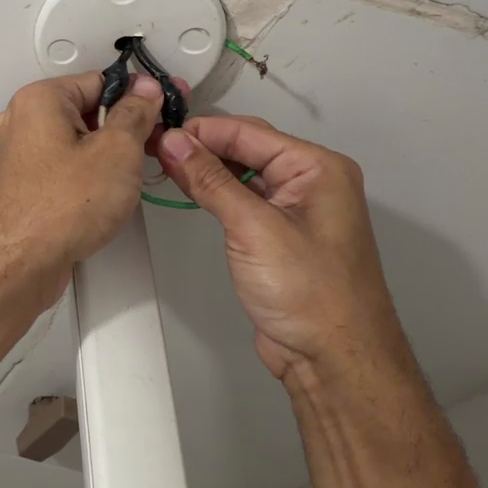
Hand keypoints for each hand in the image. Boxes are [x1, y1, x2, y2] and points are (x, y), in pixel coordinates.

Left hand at [0, 72, 163, 301]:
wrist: (17, 265)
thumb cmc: (53, 211)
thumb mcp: (117, 152)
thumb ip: (135, 115)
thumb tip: (143, 95)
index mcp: (39, 101)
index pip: (99, 81)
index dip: (136, 96)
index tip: (158, 108)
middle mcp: (19, 125)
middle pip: (83, 113)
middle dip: (117, 131)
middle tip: (142, 150)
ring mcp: (14, 159)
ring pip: (70, 146)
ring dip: (98, 160)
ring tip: (117, 183)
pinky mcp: (18, 190)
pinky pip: (57, 174)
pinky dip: (78, 183)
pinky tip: (94, 201)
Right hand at [153, 118, 413, 386]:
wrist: (333, 357)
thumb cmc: (307, 290)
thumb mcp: (252, 227)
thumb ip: (211, 180)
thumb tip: (174, 141)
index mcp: (317, 168)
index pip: (248, 133)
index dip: (200, 131)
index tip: (156, 134)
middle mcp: (311, 181)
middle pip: (247, 147)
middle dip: (202, 146)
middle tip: (154, 149)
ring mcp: (297, 209)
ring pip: (244, 173)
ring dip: (206, 169)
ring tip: (163, 166)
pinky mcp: (281, 234)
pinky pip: (245, 199)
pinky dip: (216, 192)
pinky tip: (190, 191)